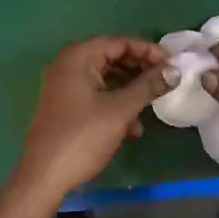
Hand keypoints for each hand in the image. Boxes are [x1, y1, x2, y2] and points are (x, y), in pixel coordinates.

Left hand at [10, 35, 174, 200]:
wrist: (44, 176)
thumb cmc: (83, 136)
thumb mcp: (120, 110)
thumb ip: (148, 87)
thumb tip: (174, 71)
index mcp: (78, 56)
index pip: (119, 41)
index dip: (148, 50)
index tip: (171, 63)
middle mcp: (68, 62)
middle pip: (112, 56)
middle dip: (140, 69)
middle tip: (165, 79)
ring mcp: (64, 83)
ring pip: (105, 76)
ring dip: (129, 88)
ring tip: (152, 101)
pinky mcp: (64, 102)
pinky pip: (95, 92)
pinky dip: (114, 101)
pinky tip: (133, 126)